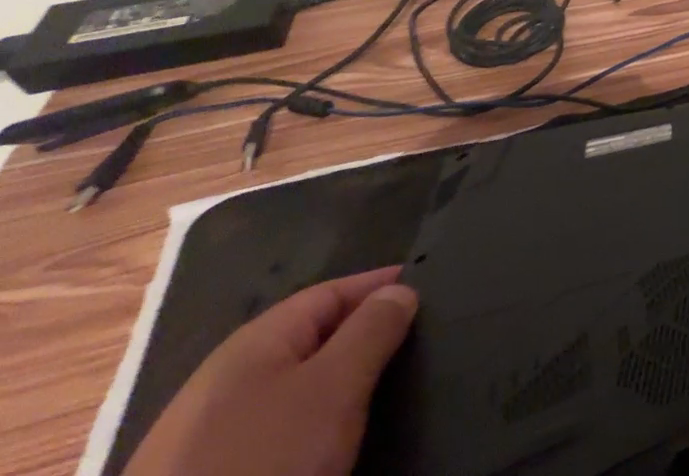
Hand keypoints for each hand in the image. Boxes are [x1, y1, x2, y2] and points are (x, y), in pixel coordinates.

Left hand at [124, 267, 418, 475]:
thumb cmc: (266, 455)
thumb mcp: (333, 387)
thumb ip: (370, 332)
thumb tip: (398, 291)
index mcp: (255, 341)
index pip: (328, 292)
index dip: (377, 284)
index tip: (427, 282)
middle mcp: (227, 373)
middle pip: (307, 334)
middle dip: (361, 328)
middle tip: (417, 331)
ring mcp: (211, 422)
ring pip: (291, 377)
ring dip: (337, 370)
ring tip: (383, 376)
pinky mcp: (209, 463)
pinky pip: (276, 414)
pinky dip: (312, 408)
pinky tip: (330, 425)